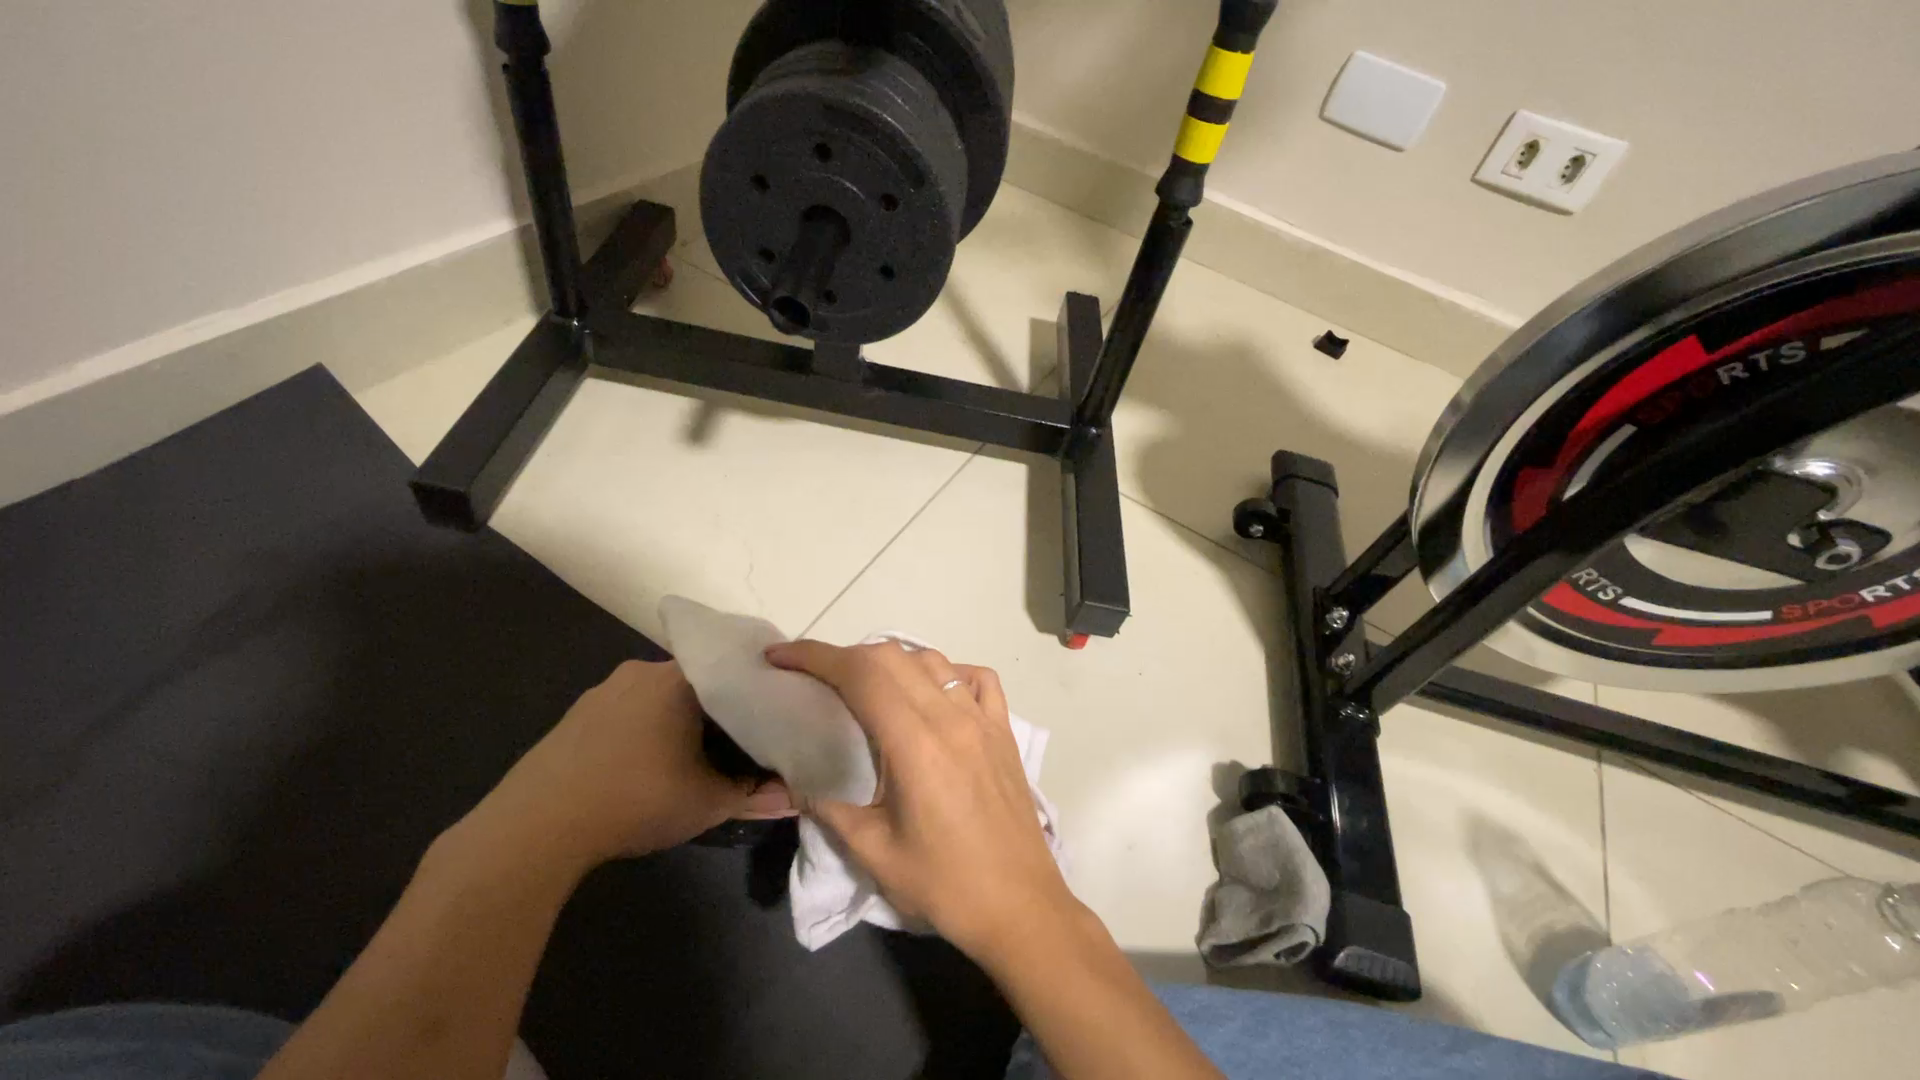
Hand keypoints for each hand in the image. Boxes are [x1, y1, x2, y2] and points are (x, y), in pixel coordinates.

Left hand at [466, 660, 788, 872]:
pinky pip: (627, 714)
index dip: (757, 695)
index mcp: (680, 679)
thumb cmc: (636, 799)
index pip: (734, 671)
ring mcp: (603, 692)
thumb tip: (792, 794)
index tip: (773, 718)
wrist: (537, 825)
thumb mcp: (707, 802)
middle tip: (741, 744)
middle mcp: (642, 672)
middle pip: (697, 684)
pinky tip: (646, 768)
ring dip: (679, 724)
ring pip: (659, 699)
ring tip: (695, 759)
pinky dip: (645, 733)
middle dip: (720, 712)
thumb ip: (755, 794)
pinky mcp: (576, 717)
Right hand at [765, 640, 1077, 961]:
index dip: (816, 657)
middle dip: (844, 656)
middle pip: (892, 658)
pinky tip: (930, 693)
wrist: (1020, 907)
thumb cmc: (945, 885)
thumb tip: (800, 784)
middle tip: (813, 677)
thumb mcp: (874, 854)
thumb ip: (830, 810)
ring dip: (891, 661)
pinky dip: (946, 672)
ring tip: (863, 684)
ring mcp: (983, 721)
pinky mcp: (1004, 732)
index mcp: (915, 745)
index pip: (861, 675)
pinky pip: (977, 679)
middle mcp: (951, 719)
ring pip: (932, 661)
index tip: (780, 657)